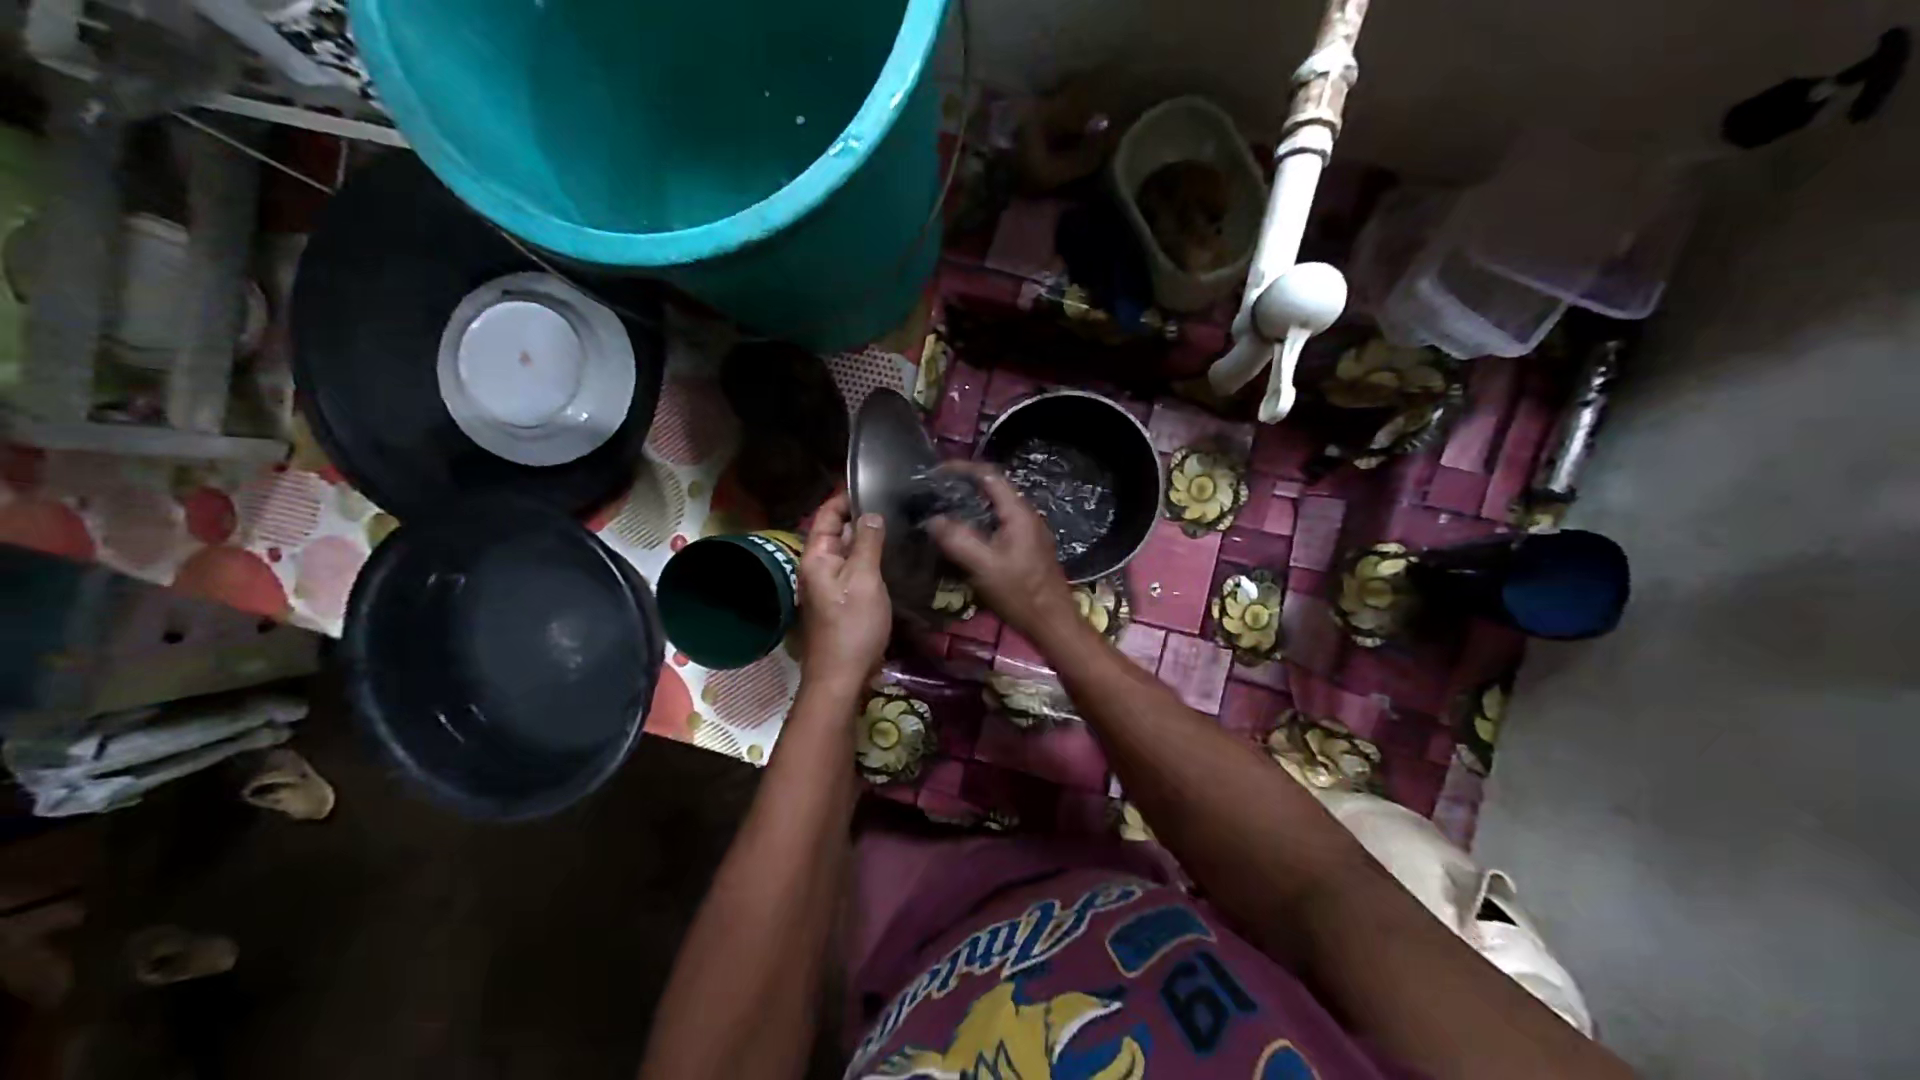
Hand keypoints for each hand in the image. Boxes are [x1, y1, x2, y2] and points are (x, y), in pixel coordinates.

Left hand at [798, 492, 890, 692]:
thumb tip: (870, 513)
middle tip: (894, 502)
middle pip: (837, 532)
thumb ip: (867, 543)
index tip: (872, 482)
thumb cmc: (852, 625)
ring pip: (848, 552)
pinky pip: (855, 570)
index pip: (827, 514)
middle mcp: (819, 567)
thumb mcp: (864, 578)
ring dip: (868, 539)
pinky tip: (893, 557)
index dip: (845, 497)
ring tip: (899, 523)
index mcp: (816, 557)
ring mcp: (830, 585)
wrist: (842, 676)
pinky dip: (871, 560)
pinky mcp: (843, 601)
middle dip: (861, 516)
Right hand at [926, 462, 1078, 641]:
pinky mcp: (1028, 548)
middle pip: (993, 489)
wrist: (1052, 622)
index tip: (935, 473)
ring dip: (970, 507)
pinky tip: (964, 539)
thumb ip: (956, 539)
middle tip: (935, 494)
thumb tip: (932, 519)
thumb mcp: (982, 566)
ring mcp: (1029, 532)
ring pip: (996, 509)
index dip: (961, 469)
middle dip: (963, 487)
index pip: (988, 475)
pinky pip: (1000, 525)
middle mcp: (1027, 515)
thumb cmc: (1019, 593)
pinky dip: (979, 524)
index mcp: (1018, 512)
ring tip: (943, 513)